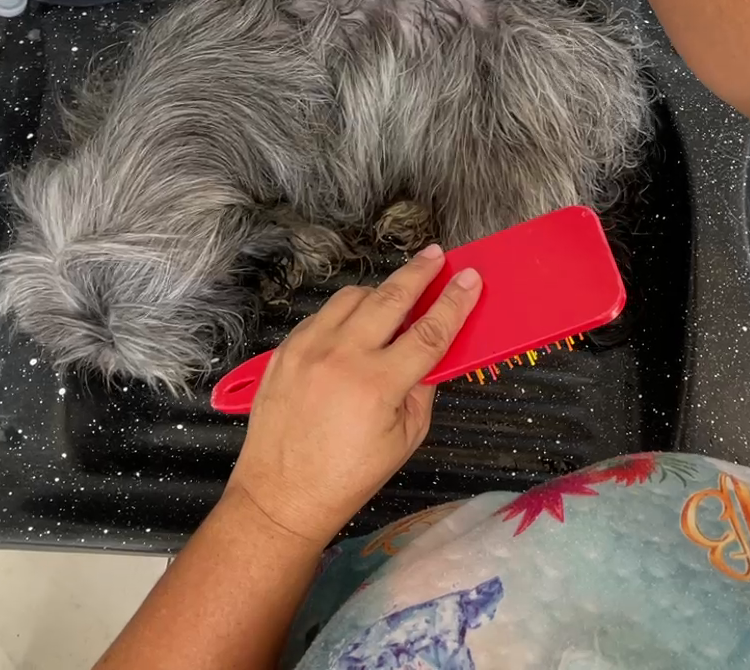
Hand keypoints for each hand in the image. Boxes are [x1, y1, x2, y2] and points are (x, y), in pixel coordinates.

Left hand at [226, 244, 480, 545]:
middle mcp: (342, 357)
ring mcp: (308, 348)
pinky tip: (357, 325)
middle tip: (435, 255)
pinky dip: (346, 313)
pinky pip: (324, 314)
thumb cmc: (349, 476)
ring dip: (380, 291)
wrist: (279, 495)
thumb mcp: (405, 439)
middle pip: (391, 297)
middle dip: (419, 271)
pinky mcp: (286, 348)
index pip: (429, 331)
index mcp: (377, 385)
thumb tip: (433, 348)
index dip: (455, 301)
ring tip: (396, 297)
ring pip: (353, 296)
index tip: (470, 278)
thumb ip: (423, 387)